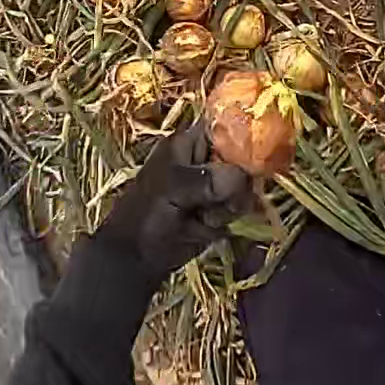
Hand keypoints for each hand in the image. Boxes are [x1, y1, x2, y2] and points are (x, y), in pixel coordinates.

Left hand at [96, 122, 251, 275]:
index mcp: (189, 142)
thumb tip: (242, 175)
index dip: (242, 136)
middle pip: (242, 158)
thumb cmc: (145, 213)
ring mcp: (214, 185)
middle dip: (237, 181)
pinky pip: (240, 209)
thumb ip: (205, 179)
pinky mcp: (220, 209)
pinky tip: (207, 227)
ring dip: (229, 205)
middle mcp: (205, 158)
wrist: (136, 258)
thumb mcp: (172, 188)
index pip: (224, 126)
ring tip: (204, 217)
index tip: (248, 159)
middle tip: (221, 199)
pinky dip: (228, 220)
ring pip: (244, 186)